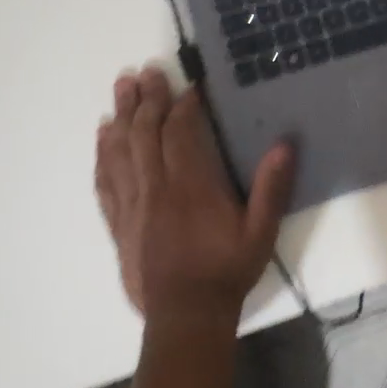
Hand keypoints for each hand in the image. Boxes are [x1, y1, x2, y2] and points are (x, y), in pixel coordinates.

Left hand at [94, 67, 294, 326]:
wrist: (185, 316)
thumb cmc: (226, 271)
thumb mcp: (260, 232)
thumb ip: (271, 188)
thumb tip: (283, 144)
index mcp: (191, 186)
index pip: (181, 133)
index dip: (185, 105)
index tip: (192, 85)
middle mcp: (156, 188)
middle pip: (145, 134)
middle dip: (147, 100)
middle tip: (146, 71)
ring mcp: (133, 205)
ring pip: (120, 152)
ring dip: (121, 117)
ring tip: (121, 88)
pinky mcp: (119, 223)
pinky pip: (106, 181)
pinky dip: (103, 155)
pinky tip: (103, 137)